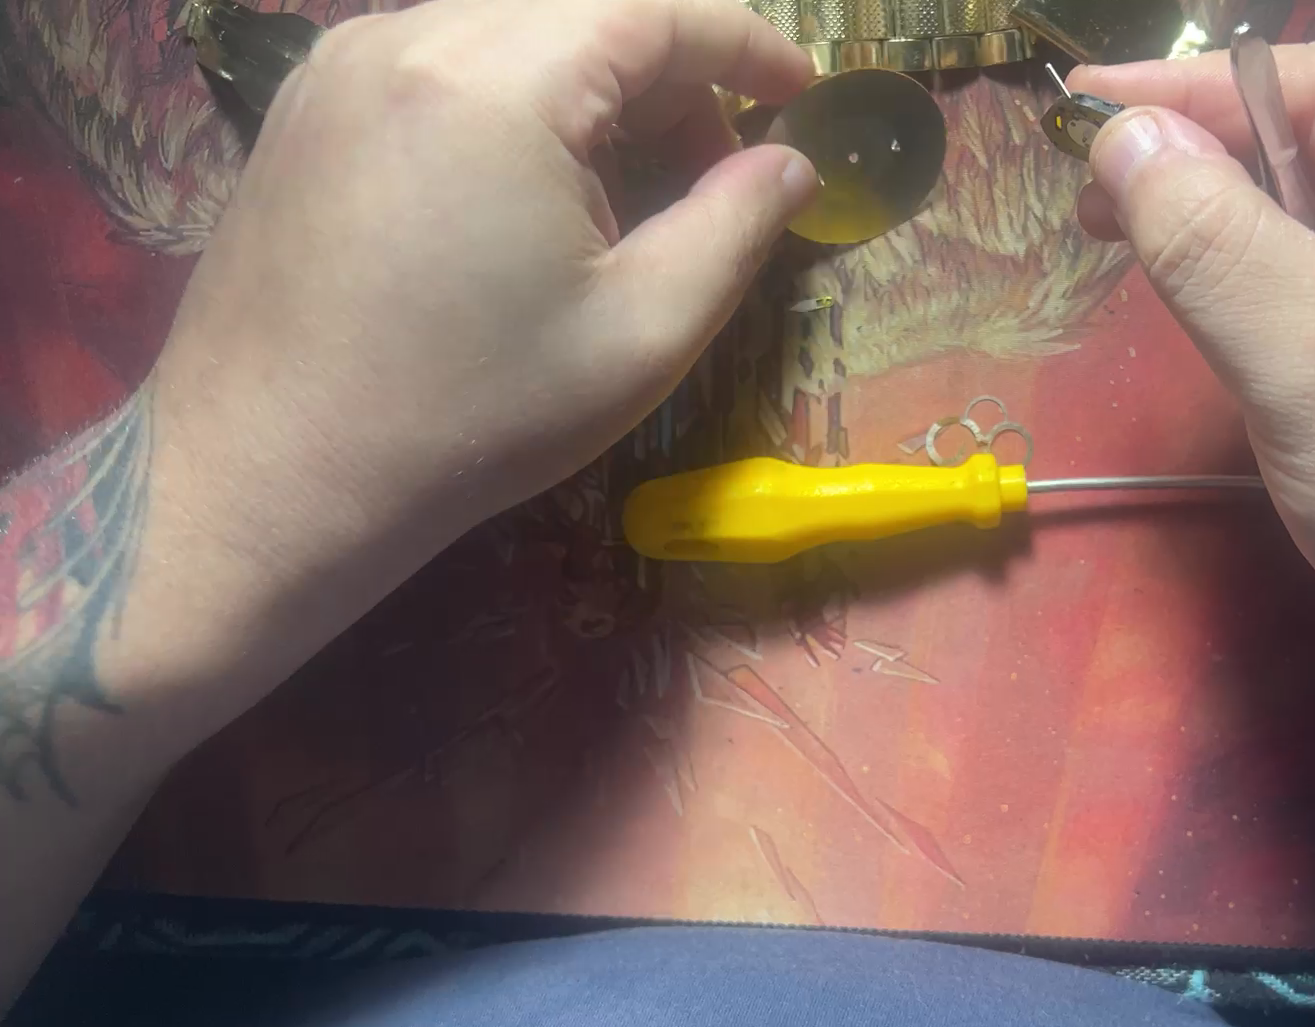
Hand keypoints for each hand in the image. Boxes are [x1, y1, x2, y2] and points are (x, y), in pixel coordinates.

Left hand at [159, 0, 816, 553]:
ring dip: (609, 101)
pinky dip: (538, 113)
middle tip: (724, 181)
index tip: (803, 92)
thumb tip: (792, 164)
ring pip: (519, 40)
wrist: (289, 471)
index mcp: (497, 82)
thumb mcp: (649, 328)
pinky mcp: (316, 112)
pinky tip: (555, 204)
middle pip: (582, 14)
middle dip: (679, 83)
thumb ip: (735, 227)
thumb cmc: (491, 408)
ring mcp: (343, 67)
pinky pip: (457, 72)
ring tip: (643, 204)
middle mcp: (406, 38)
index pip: (649, 10)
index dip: (744, 43)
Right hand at [1072, 44, 1314, 696]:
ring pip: (1301, 208)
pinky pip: (1305, 270)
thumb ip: (1215, 245)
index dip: (1197, 92)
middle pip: (1314, 140)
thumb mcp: (1313, 361)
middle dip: (1198, 156)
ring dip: (1207, 214)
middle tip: (1088, 185)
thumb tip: (1121, 141)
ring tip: (1116, 224)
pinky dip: (1234, 267)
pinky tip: (1185, 276)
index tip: (1085, 112)